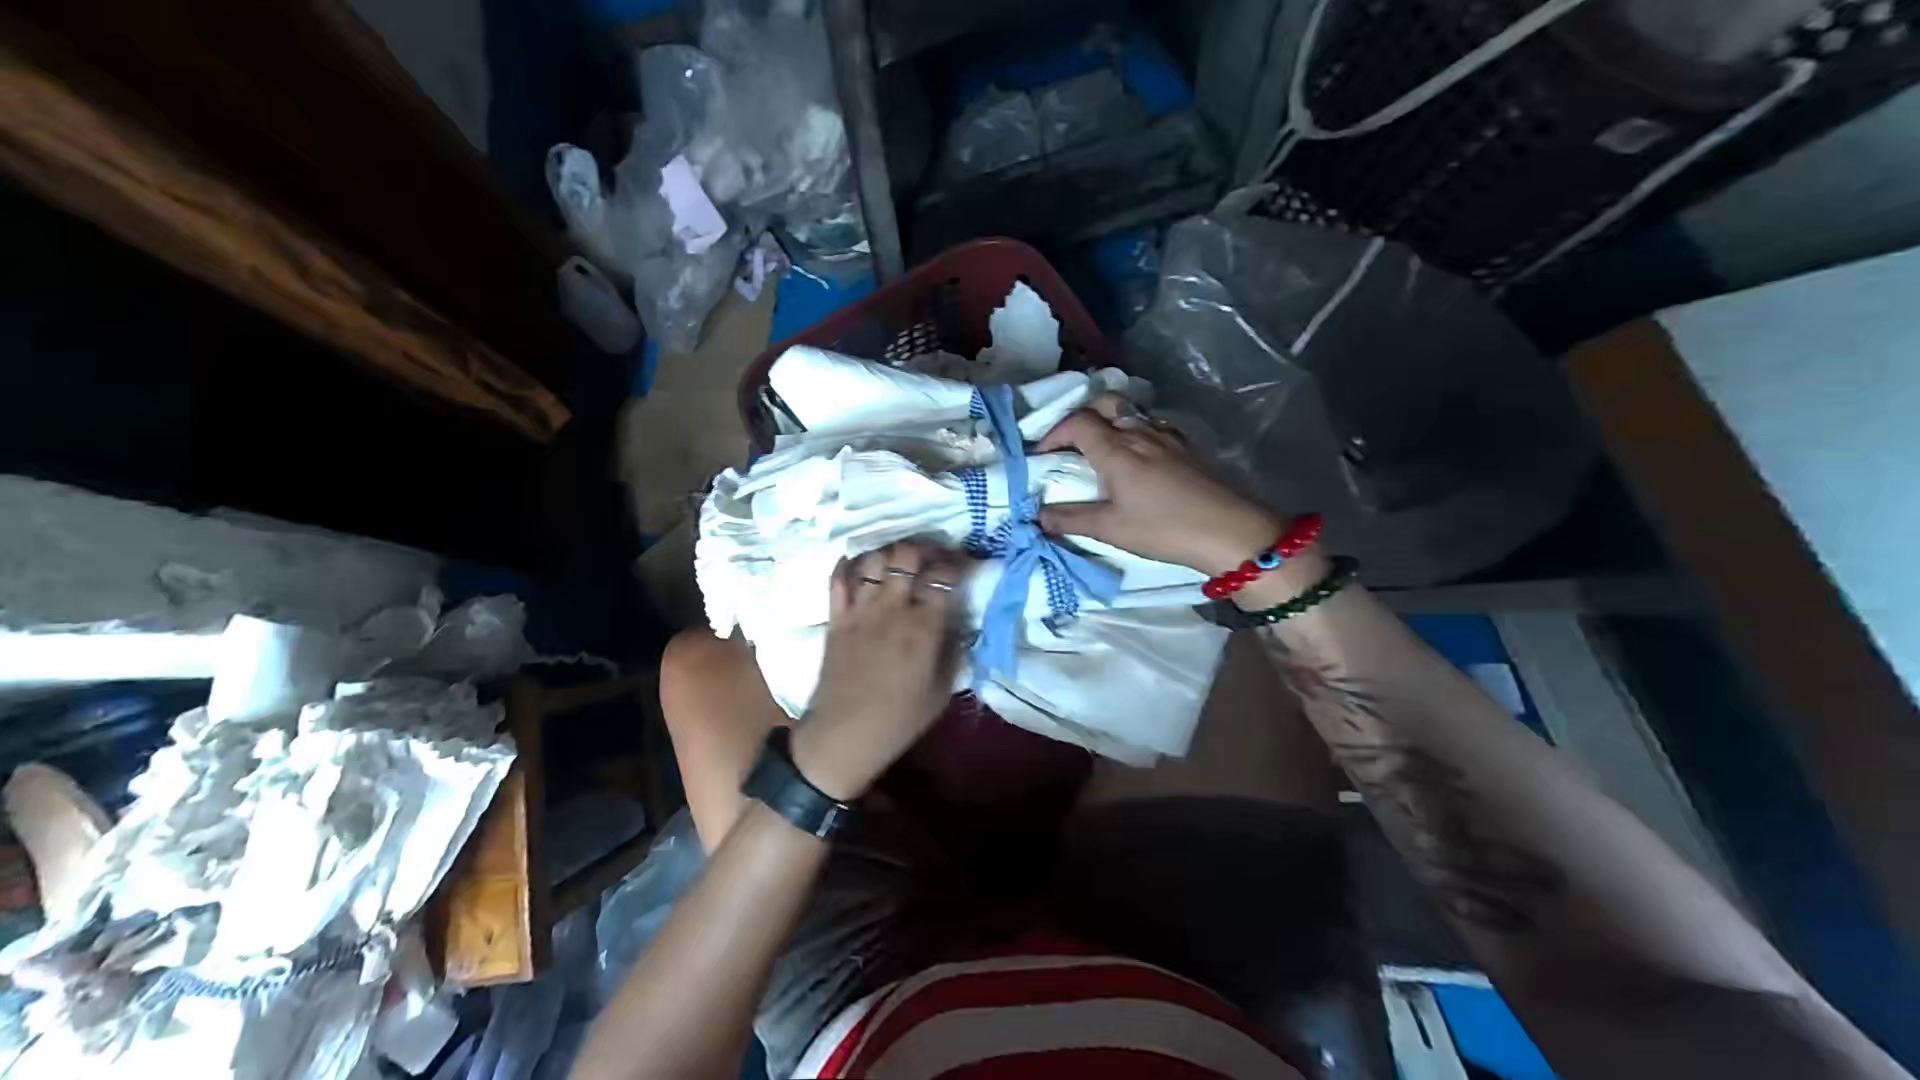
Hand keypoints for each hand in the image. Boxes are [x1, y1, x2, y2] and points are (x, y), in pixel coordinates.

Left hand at [792, 542, 969, 800]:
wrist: (844, 736)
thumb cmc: (899, 720)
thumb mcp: (942, 690)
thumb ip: (954, 650)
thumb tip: (959, 621)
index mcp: (923, 627)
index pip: (943, 575)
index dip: (956, 563)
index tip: (963, 565)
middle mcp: (892, 608)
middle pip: (907, 554)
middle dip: (924, 549)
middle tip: (931, 559)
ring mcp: (860, 610)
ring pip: (874, 559)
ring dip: (890, 554)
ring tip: (899, 564)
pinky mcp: (835, 617)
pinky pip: (838, 578)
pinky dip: (849, 565)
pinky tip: (860, 566)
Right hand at [1037, 398, 1329, 608]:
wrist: (1230, 530)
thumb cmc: (1164, 528)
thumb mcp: (1111, 528)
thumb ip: (1070, 519)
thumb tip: (1037, 516)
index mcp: (1116, 448)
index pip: (1077, 422)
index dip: (1053, 434)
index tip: (1042, 456)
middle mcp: (1140, 432)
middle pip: (1105, 402)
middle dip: (1082, 414)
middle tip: (1071, 440)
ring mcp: (1167, 436)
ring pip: (1131, 411)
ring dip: (1110, 419)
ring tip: (1102, 445)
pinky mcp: (1187, 446)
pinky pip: (1154, 424)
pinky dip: (1136, 429)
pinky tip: (1140, 454)